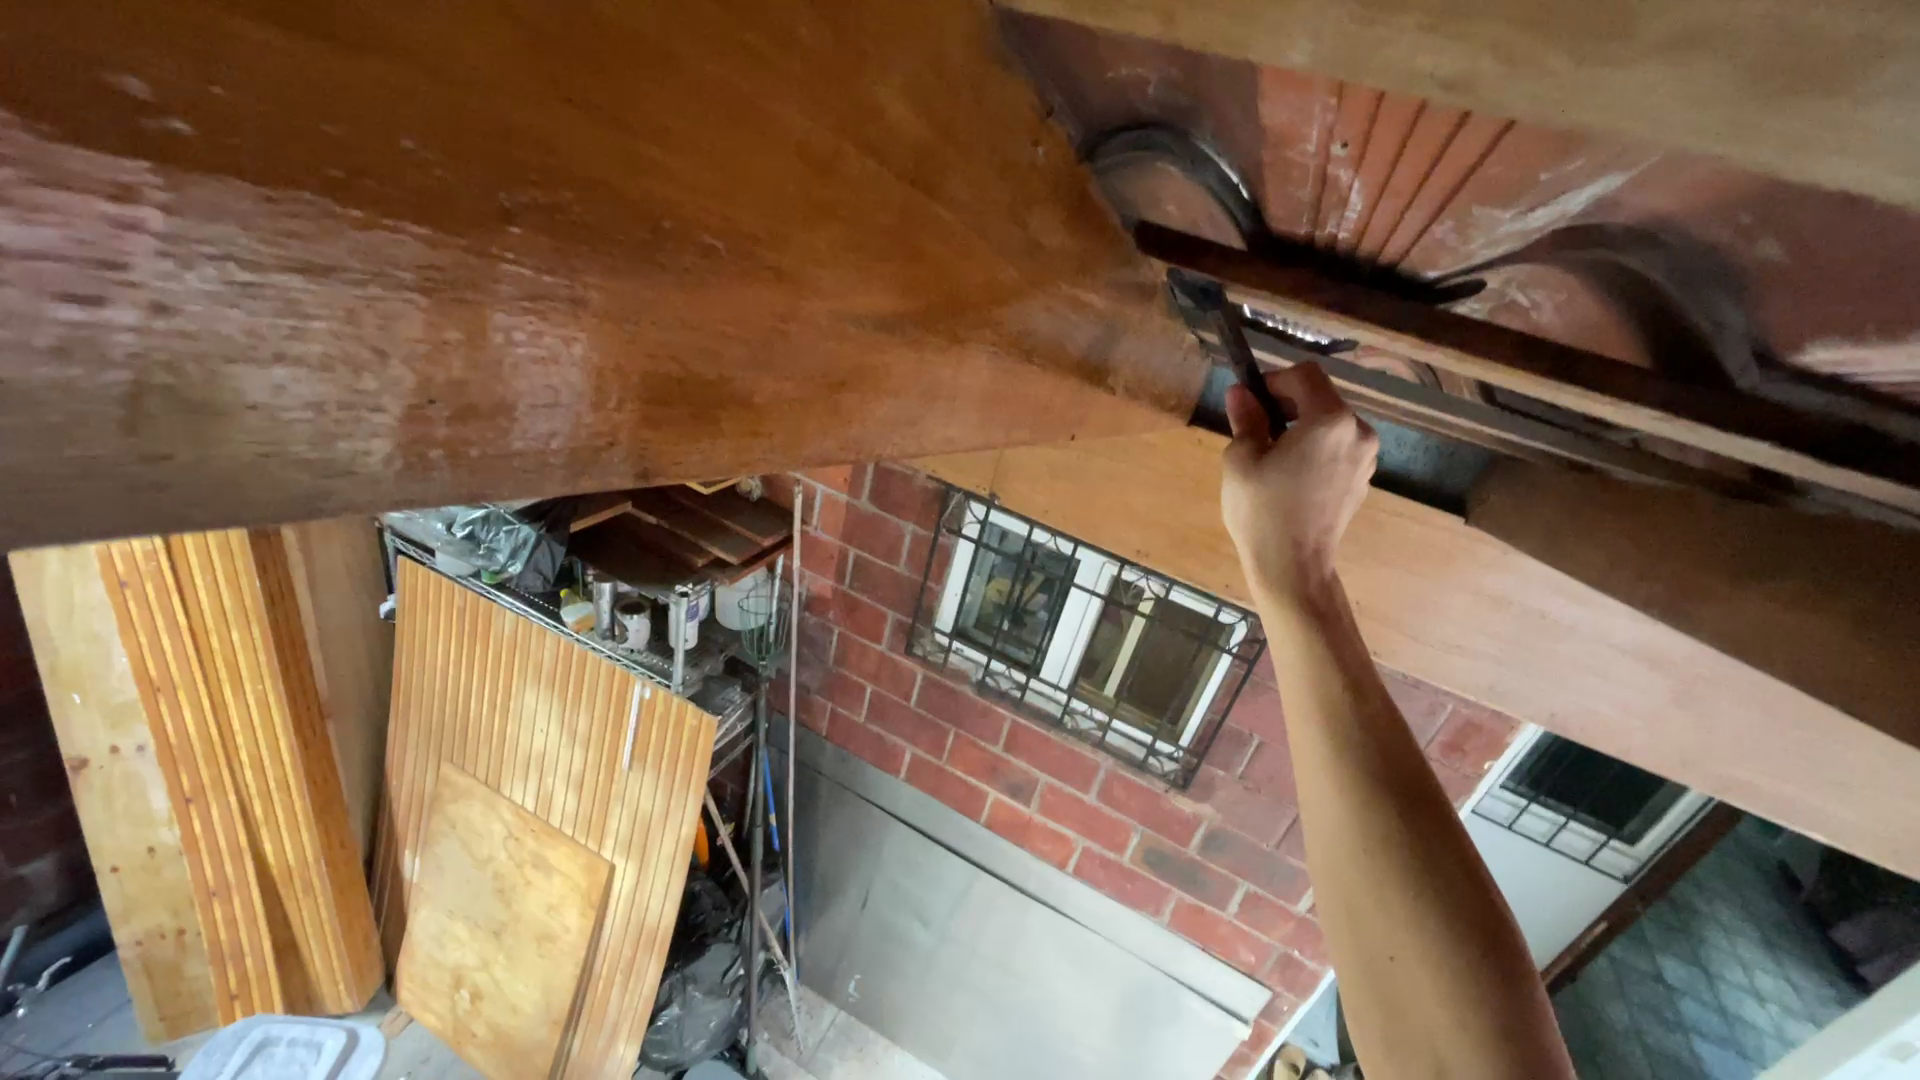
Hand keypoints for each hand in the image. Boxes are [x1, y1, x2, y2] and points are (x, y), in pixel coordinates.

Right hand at [1220, 364, 1377, 603]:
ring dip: (1301, 428)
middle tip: (1255, 430)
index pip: (1305, 375)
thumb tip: (1240, 393)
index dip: (1273, 380)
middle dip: (1287, 405)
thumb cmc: (1261, 510)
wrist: (1292, 566)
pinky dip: (1314, 450)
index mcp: (1330, 420)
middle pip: (1321, 398)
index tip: (1250, 402)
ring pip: (1330, 424)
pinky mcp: (1362, 480)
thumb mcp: (1241, 459)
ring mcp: (1365, 458)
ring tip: (1272, 457)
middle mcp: (1358, 432)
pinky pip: (1337, 449)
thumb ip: (1245, 419)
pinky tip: (1290, 477)